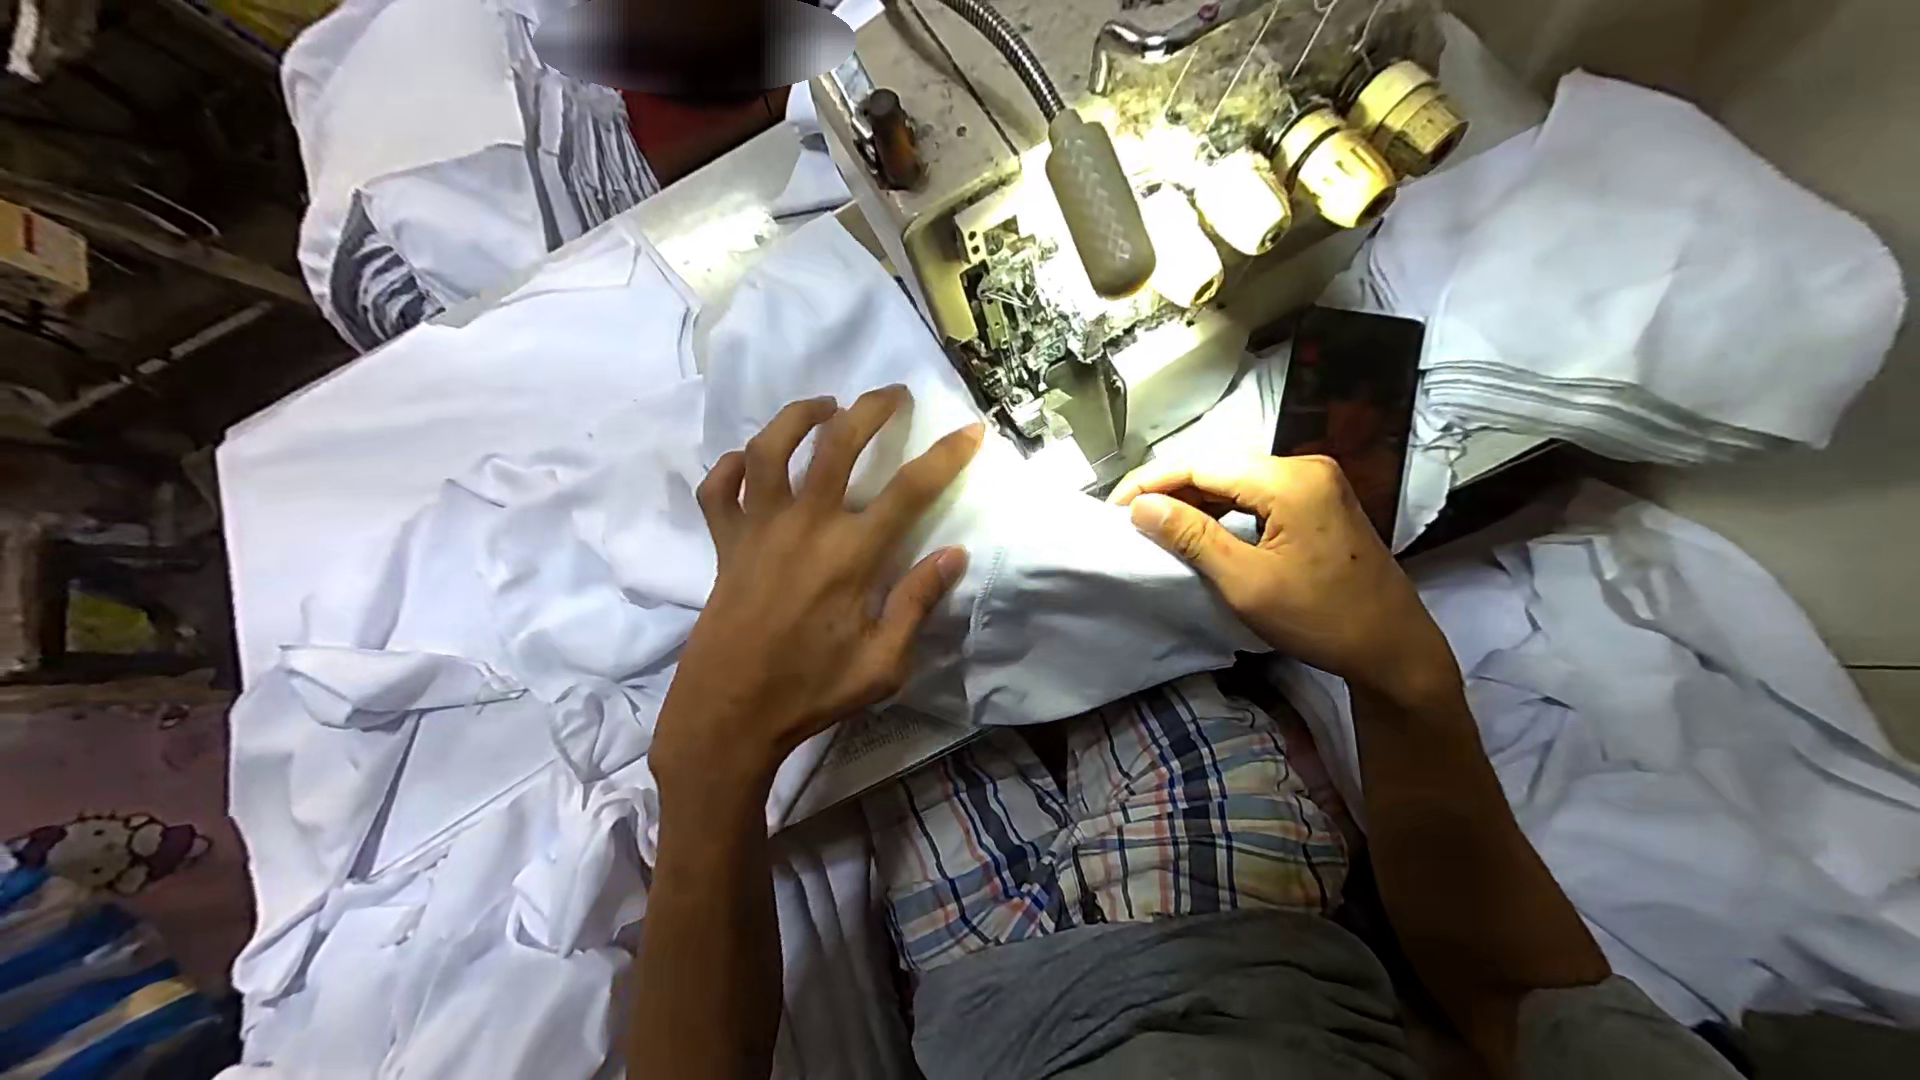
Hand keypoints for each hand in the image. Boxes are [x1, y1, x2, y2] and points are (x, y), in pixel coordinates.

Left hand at [653, 386, 984, 798]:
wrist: (728, 715)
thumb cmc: (811, 691)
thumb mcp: (883, 663)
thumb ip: (918, 602)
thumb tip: (955, 555)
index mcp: (851, 555)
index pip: (910, 490)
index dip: (946, 455)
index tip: (970, 431)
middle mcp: (805, 526)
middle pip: (837, 443)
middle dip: (871, 408)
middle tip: (892, 394)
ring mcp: (757, 530)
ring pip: (771, 449)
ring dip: (798, 417)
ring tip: (824, 406)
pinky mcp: (723, 544)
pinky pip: (718, 490)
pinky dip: (731, 467)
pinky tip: (749, 462)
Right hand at [1109, 453, 1457, 708]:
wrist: (1394, 648)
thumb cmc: (1321, 619)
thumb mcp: (1246, 582)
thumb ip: (1191, 536)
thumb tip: (1140, 507)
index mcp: (1289, 480)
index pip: (1201, 464)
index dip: (1150, 483)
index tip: (1113, 509)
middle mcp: (1304, 467)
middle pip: (1216, 464)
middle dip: (1167, 488)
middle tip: (1127, 516)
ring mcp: (1314, 481)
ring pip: (1233, 477)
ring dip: (1191, 497)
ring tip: (1151, 521)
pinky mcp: (1316, 499)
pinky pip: (1253, 492)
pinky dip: (1218, 506)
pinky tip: (1195, 524)